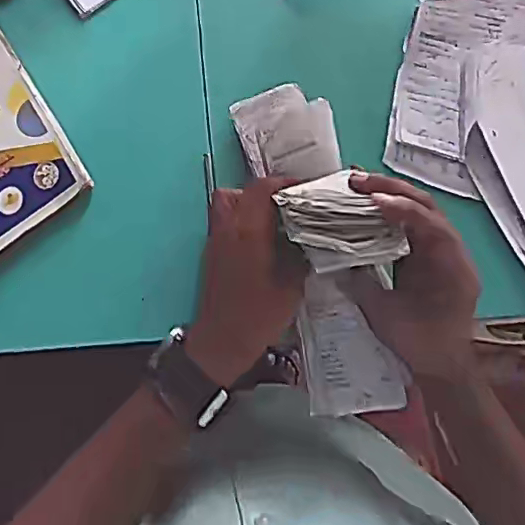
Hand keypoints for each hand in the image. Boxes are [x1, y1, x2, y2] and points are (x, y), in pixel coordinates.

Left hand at [187, 176, 306, 384]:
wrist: (222, 340)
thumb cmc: (258, 315)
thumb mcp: (292, 284)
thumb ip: (301, 253)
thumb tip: (311, 236)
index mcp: (248, 230)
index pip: (263, 188)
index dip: (284, 183)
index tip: (303, 189)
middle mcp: (229, 226)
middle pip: (244, 190)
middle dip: (269, 190)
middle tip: (290, 202)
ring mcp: (217, 237)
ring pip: (228, 200)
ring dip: (250, 201)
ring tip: (272, 216)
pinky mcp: (212, 249)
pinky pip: (225, 218)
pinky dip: (242, 218)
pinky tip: (261, 237)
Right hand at [343, 173, 482, 383]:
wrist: (443, 370)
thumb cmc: (419, 345)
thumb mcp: (385, 316)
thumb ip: (361, 284)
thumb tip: (336, 258)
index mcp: (451, 265)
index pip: (429, 222)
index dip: (400, 207)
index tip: (371, 199)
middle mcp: (452, 251)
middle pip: (425, 205)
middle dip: (392, 188)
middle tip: (357, 180)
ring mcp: (443, 250)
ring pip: (419, 209)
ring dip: (391, 194)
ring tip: (360, 185)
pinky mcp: (430, 253)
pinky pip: (413, 223)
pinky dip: (392, 211)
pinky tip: (370, 205)